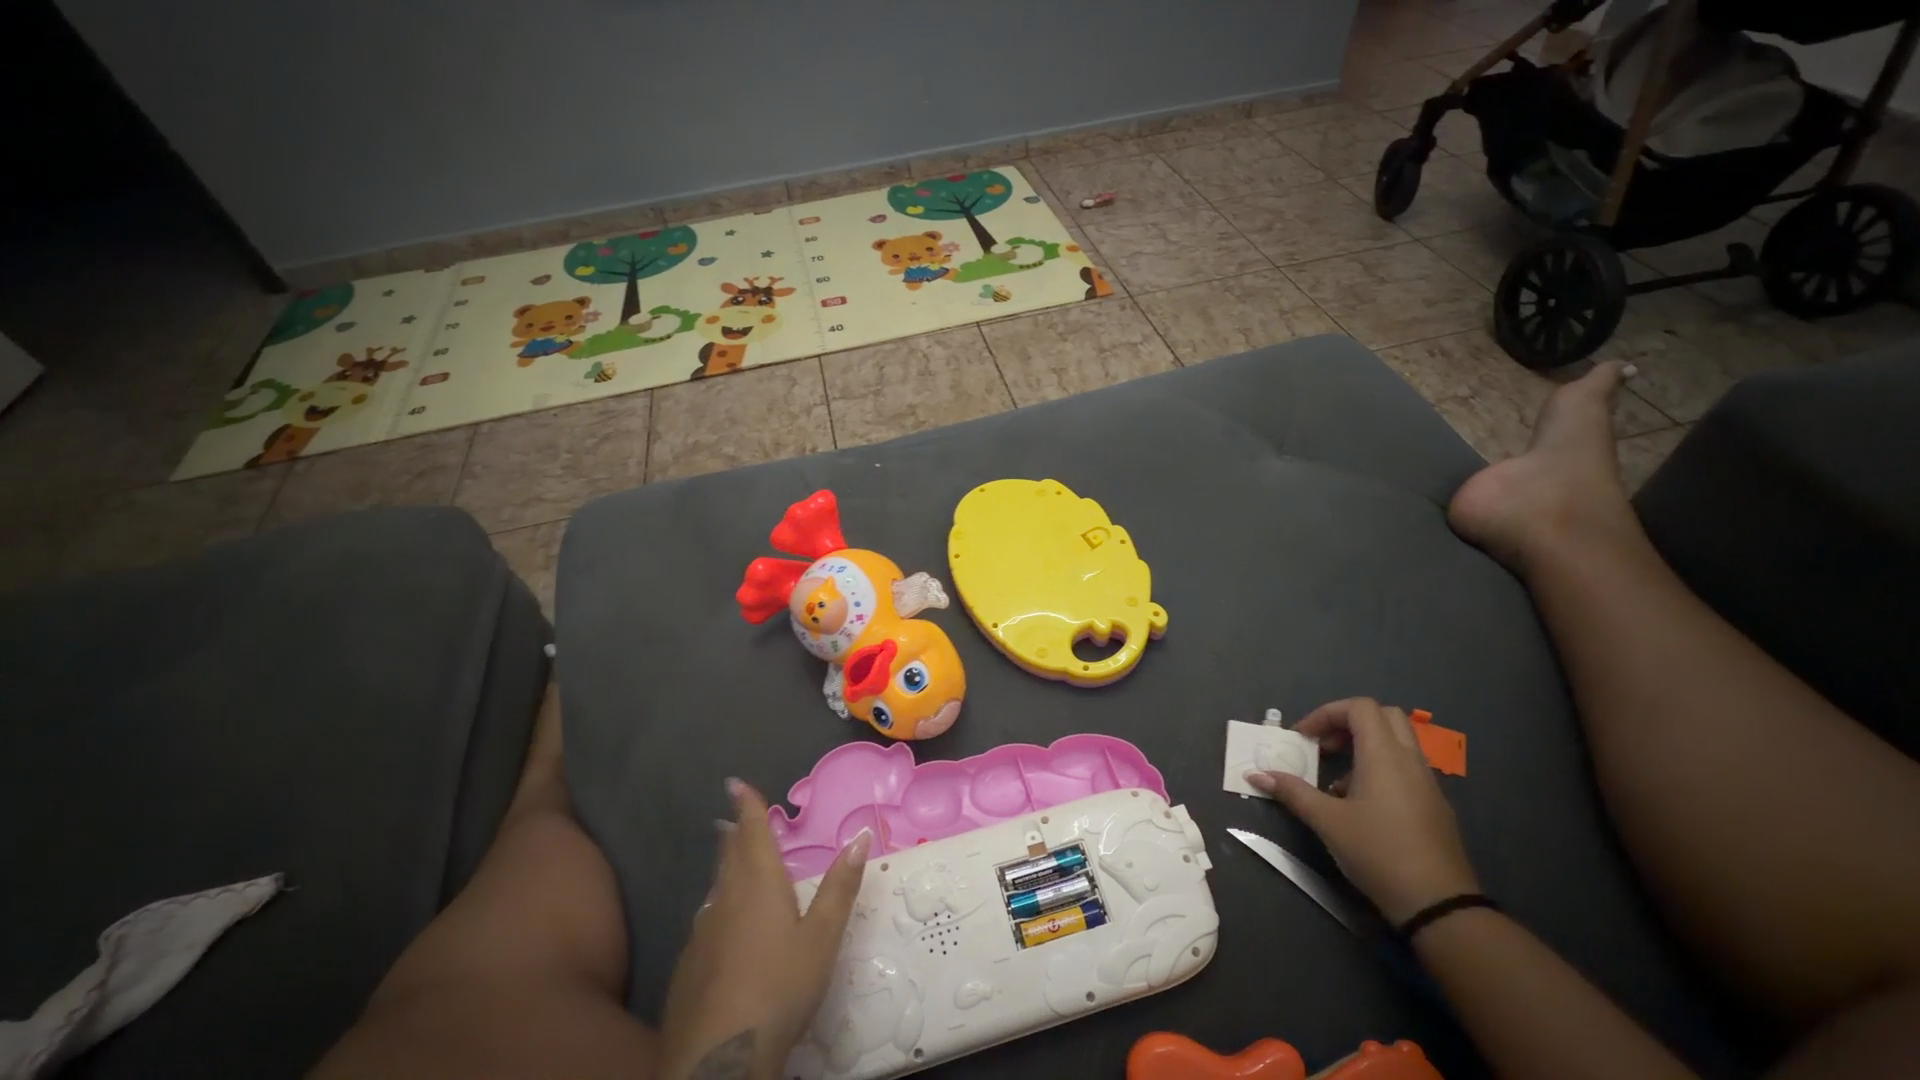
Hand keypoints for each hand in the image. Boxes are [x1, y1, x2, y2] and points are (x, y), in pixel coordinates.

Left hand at [657, 779, 870, 1079]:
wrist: (719, 1053)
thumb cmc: (780, 986)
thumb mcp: (822, 937)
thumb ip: (840, 887)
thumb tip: (860, 835)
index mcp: (759, 885)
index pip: (751, 834)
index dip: (746, 807)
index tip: (735, 783)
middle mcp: (726, 899)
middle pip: (729, 857)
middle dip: (733, 833)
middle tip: (729, 816)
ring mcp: (702, 932)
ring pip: (716, 888)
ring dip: (724, 867)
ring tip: (728, 859)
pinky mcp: (690, 963)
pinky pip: (707, 919)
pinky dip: (718, 905)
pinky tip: (720, 921)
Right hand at [1247, 698, 1478, 924]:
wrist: (1437, 901)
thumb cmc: (1378, 852)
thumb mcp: (1328, 822)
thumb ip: (1293, 792)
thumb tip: (1256, 774)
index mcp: (1384, 755)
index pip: (1359, 708)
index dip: (1326, 714)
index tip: (1303, 738)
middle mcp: (1409, 760)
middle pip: (1382, 716)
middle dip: (1347, 724)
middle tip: (1322, 748)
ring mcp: (1427, 782)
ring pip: (1396, 743)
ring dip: (1362, 748)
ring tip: (1334, 782)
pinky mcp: (1433, 804)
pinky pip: (1404, 768)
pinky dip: (1378, 769)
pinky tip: (1359, 806)